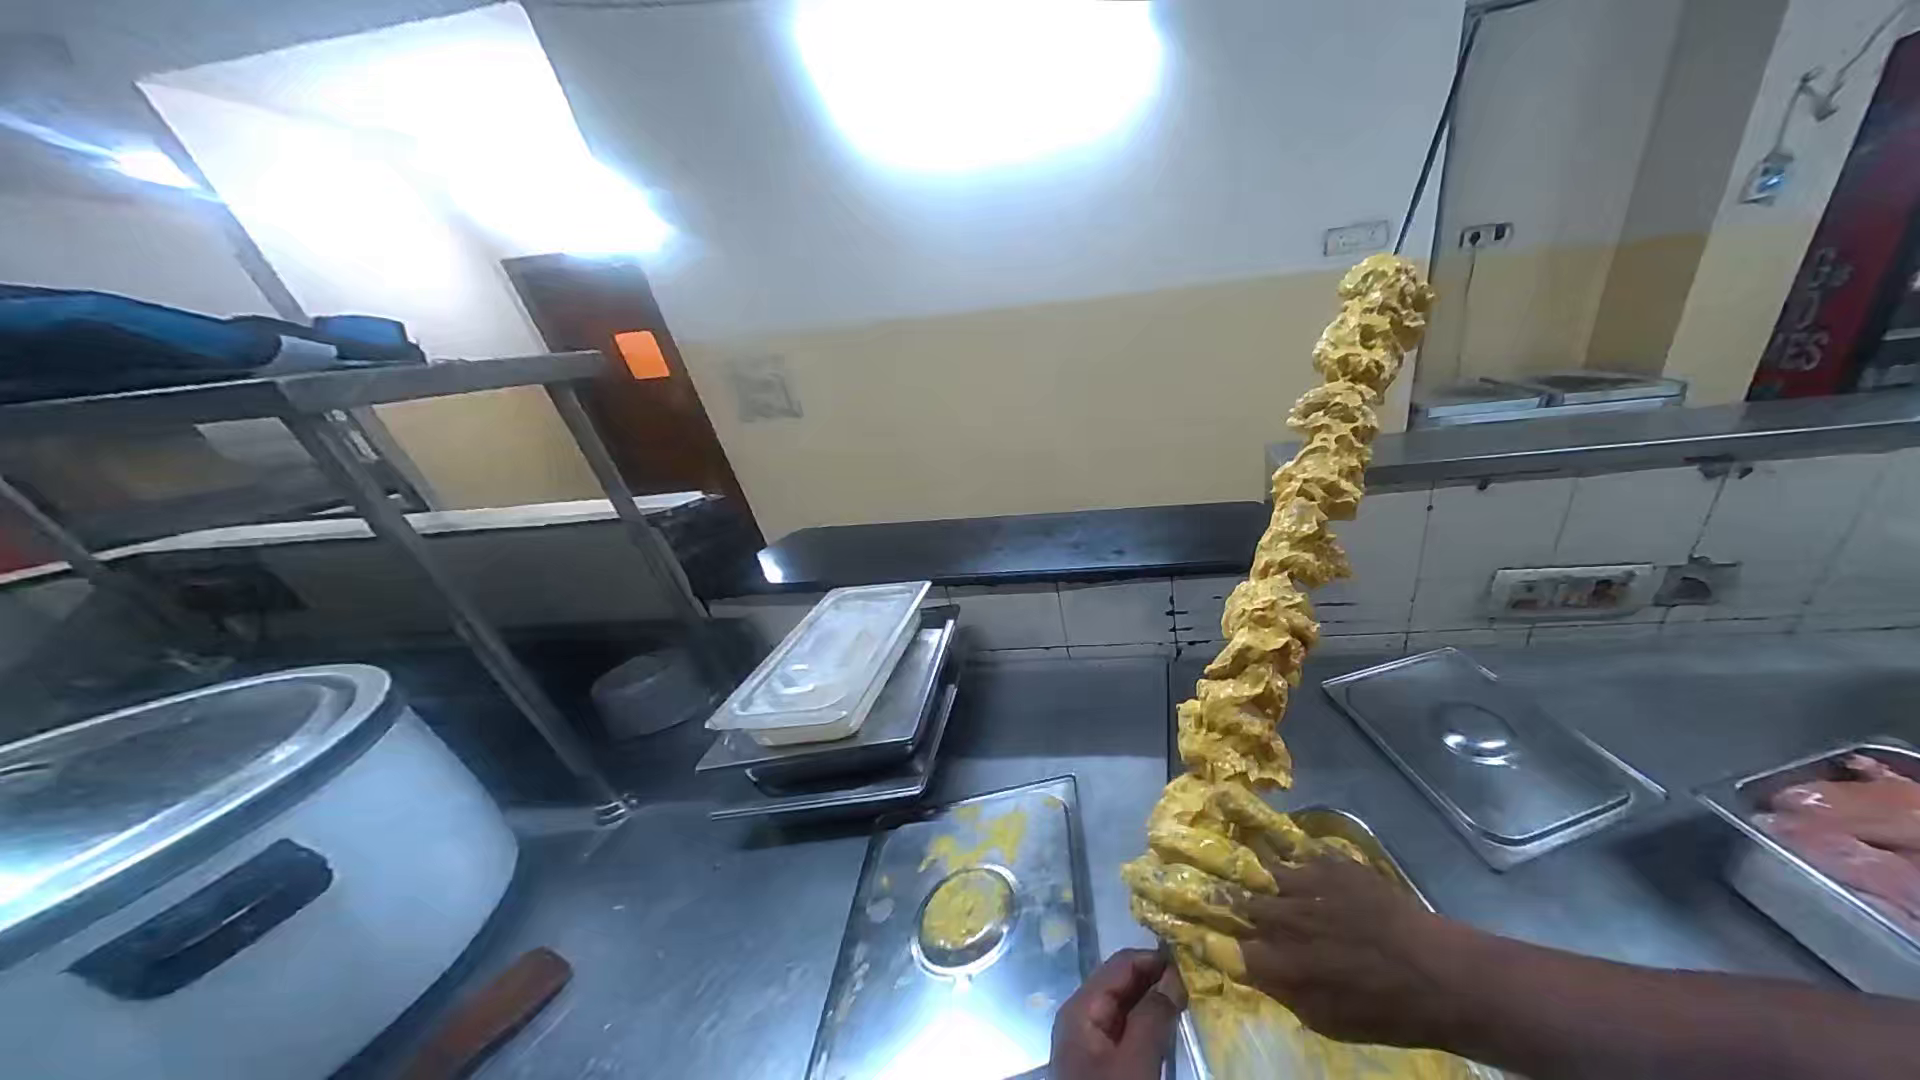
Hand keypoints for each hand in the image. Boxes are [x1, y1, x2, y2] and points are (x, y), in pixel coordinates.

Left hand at [1050, 948, 1185, 1079]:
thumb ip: (1153, 1017)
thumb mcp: (1134, 1064)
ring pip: (1127, 1008)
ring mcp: (1092, 1043)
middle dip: (1156, 978)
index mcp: (1081, 1008)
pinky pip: (1128, 1032)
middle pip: (1122, 984)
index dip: (1153, 958)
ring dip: (1156, 1000)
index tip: (1191, 957)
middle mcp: (1083, 1017)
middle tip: (1197, 977)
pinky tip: (1173, 1027)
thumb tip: (1173, 975)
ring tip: (1191, 996)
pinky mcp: (1104, 1066)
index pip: (1120, 965)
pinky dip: (1151, 1024)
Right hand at [1233, 854, 1468, 1047]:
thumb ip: (1282, 991)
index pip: (1226, 943)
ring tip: (1252, 877)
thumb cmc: (1387, 1011)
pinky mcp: (1330, 865)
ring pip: (1263, 874)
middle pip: (1238, 901)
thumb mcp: (1328, 1021)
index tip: (1204, 929)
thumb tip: (1250, 967)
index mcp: (1282, 963)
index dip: (1211, 935)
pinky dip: (1291, 867)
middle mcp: (1286, 918)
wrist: (1442, 976)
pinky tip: (1295, 873)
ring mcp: (1308, 886)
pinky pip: (1296, 859)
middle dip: (1227, 900)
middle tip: (1223, 899)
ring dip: (1257, 880)